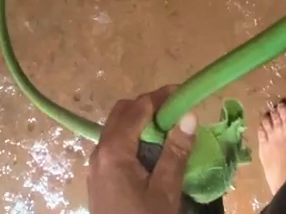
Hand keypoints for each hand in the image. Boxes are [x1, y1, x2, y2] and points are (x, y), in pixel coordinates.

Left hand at [86, 87, 197, 213]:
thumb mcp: (165, 191)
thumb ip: (175, 151)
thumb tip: (189, 115)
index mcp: (114, 150)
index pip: (138, 108)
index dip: (161, 97)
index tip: (184, 94)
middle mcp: (99, 151)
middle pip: (122, 113)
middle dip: (149, 107)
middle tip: (176, 113)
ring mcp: (96, 166)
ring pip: (116, 129)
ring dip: (140, 123)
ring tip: (167, 132)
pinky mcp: (98, 179)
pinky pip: (113, 146)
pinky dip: (132, 140)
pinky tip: (151, 154)